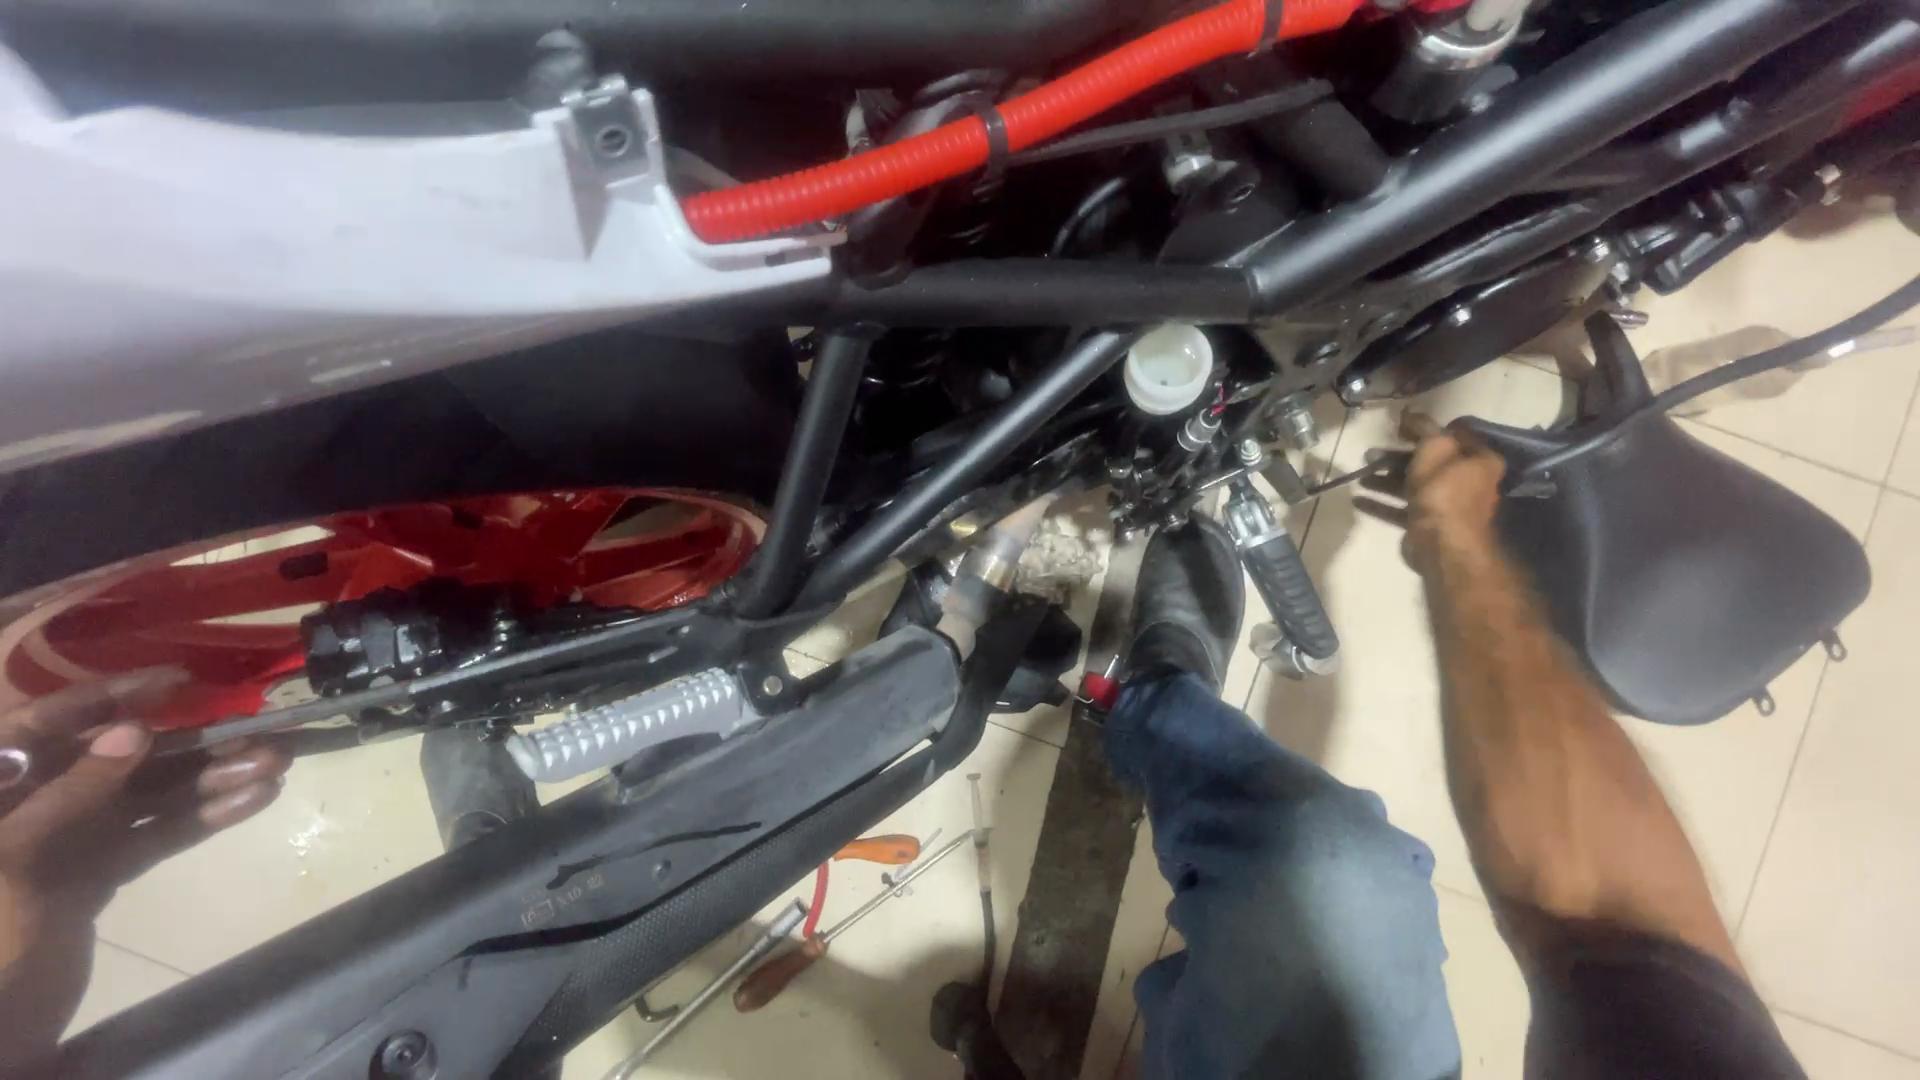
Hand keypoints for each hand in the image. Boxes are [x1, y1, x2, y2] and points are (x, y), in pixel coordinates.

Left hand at [0, 670, 290, 1063]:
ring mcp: (59, 847)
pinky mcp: (94, 877)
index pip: (40, 728)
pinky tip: (257, 799)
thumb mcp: (14, 865)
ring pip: (147, 798)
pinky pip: (156, 836)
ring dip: (213, 779)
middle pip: (113, 762)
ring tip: (277, 764)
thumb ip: (70, 795)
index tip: (182, 682)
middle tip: (258, 732)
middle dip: (190, 745)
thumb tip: (135, 730)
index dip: (109, 698)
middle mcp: (21, 813)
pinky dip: (206, 818)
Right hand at [1357, 411, 1506, 573]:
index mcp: (1478, 461)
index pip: (1452, 436)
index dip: (1424, 429)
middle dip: (1396, 457)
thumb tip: (1411, 412)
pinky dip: (1381, 503)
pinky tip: (1359, 499)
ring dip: (1385, 479)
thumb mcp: (1435, 448)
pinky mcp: (1426, 525)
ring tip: (1361, 476)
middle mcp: (1467, 482)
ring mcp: (1446, 506)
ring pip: (1411, 486)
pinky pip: (1400, 509)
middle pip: (1427, 462)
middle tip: (1370, 454)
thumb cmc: (1444, 491)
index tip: (1397, 428)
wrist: (1444, 544)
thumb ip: (1423, 427)